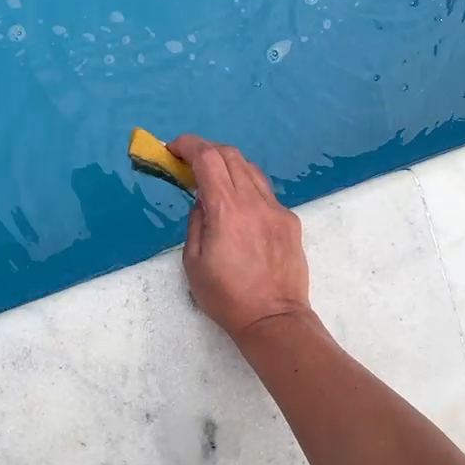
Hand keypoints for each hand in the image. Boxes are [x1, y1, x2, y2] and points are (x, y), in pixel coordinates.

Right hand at [168, 135, 313, 341]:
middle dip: (207, 151)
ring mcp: (277, 210)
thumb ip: (196, 223)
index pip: (207, 158)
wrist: (274, 319)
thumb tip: (203, 202)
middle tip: (191, 163)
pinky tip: (241, 209)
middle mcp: (254, 201)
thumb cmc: (227, 297)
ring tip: (215, 181)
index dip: (188, 145)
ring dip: (230, 166)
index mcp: (227, 209)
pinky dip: (248, 188)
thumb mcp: (193, 262)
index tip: (173, 148)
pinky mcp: (290, 222)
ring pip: (252, 171)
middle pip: (231, 155)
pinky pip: (266, 193)